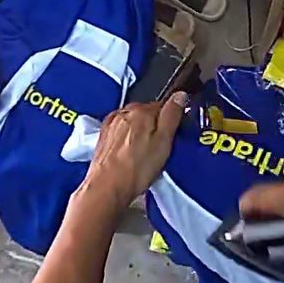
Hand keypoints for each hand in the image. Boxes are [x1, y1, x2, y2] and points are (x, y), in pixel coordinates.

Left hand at [72, 92, 186, 214]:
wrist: (107, 187)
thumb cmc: (137, 168)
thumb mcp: (165, 141)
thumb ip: (172, 115)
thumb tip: (180, 95)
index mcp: (142, 110)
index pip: (164, 105)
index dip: (171, 119)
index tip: (174, 133)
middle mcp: (124, 113)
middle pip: (147, 112)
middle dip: (155, 124)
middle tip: (161, 145)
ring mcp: (111, 125)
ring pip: (133, 121)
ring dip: (140, 130)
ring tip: (145, 152)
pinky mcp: (103, 137)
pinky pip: (122, 130)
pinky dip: (128, 137)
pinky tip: (131, 151)